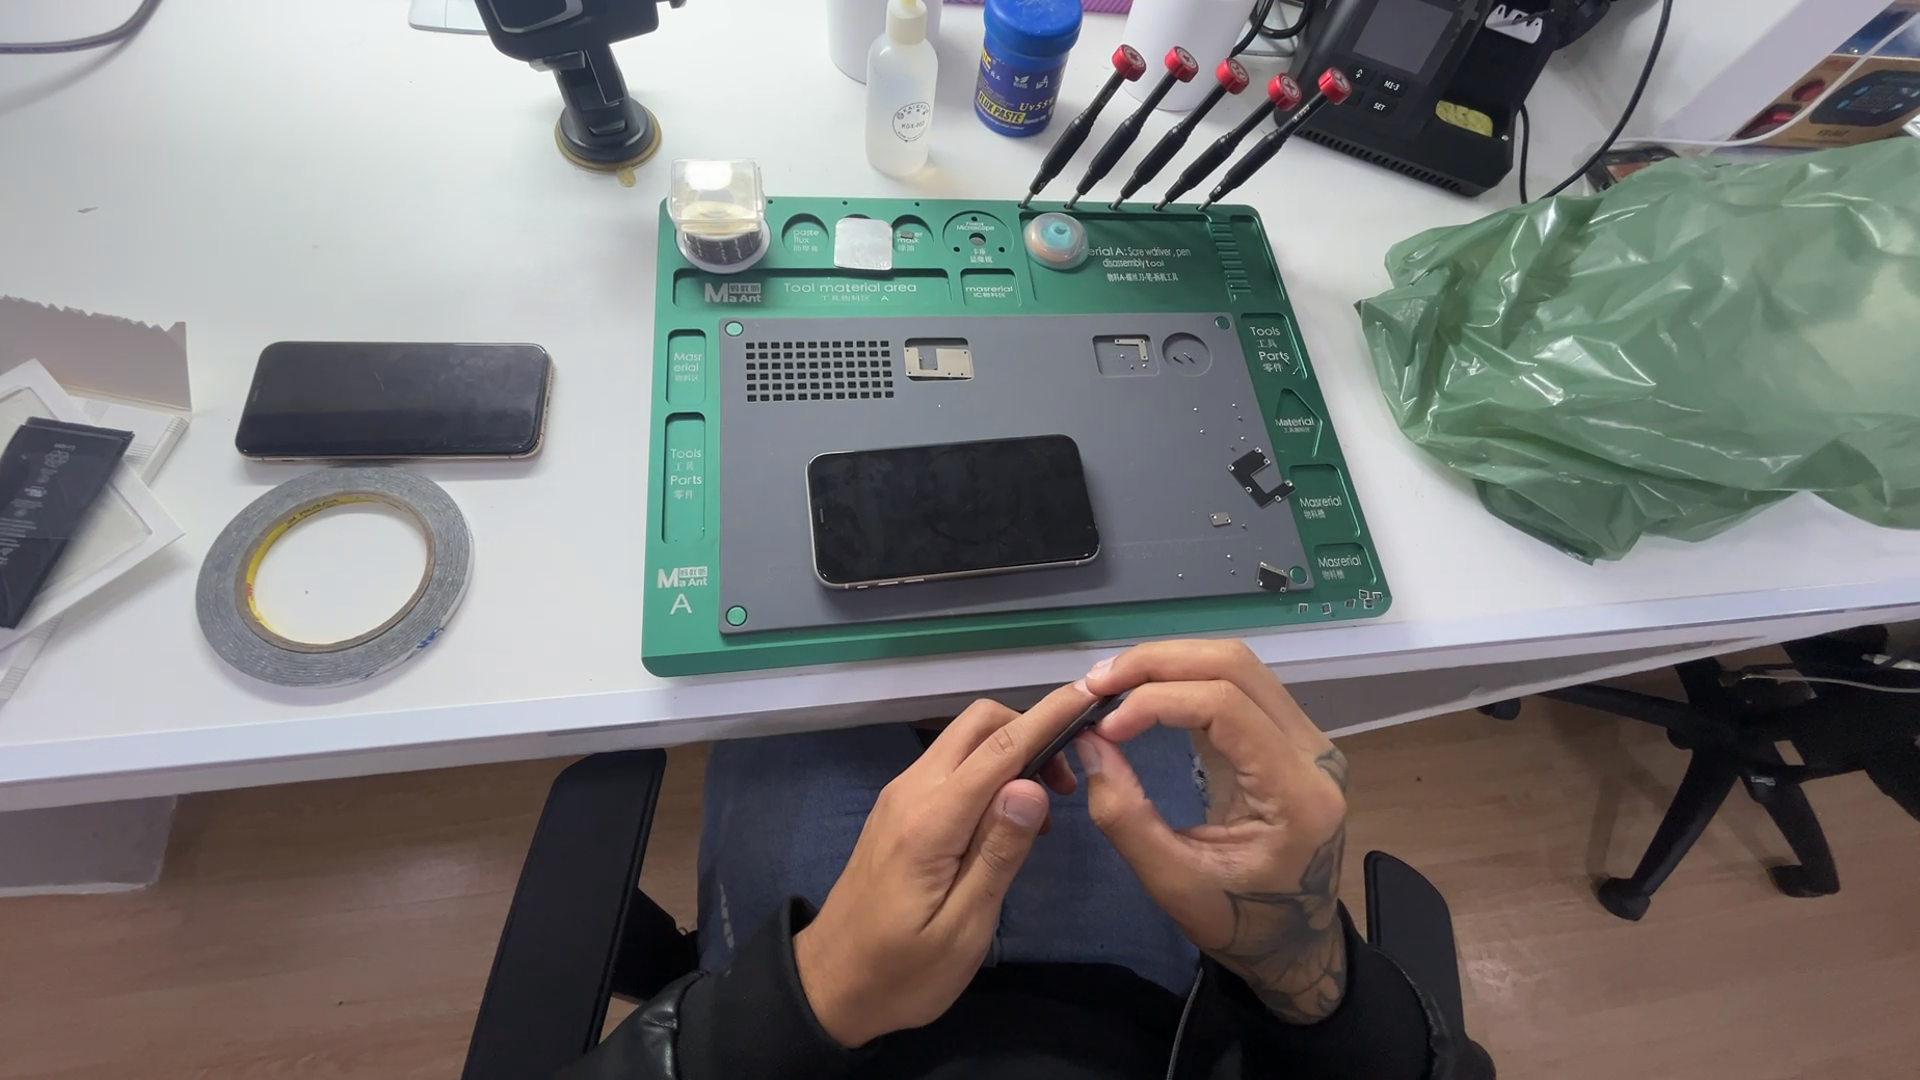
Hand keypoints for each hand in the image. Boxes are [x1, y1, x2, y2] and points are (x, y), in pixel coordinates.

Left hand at [793, 684, 1090, 1046]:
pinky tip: (1006, 818)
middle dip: (1030, 729)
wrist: (830, 983)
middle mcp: (913, 788)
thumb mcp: (962, 929)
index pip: (1000, 748)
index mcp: (931, 819)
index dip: (1048, 716)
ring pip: (964, 738)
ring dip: (1010, 751)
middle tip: (1065, 784)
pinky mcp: (901, 804)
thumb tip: (1032, 784)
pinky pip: (952, 763)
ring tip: (1043, 813)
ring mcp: (902, 792)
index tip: (1089, 695)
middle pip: (978, 722)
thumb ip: (998, 852)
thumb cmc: (903, 971)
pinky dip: (988, 769)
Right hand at [1077, 640, 1349, 1023]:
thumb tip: (1088, 740)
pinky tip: (1147, 689)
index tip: (1105, 727)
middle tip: (1099, 682)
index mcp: (1296, 794)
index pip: (1225, 707)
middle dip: (1157, 663)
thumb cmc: (1239, 924)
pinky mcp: (1291, 735)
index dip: (1155, 703)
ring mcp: (1309, 738)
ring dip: (1169, 662)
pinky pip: (1238, 682)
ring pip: (1237, 663)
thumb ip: (1124, 812)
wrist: (1295, 946)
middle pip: (1234, 665)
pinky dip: (1185, 676)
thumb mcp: (1171, 882)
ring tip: (1114, 681)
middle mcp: (1314, 752)